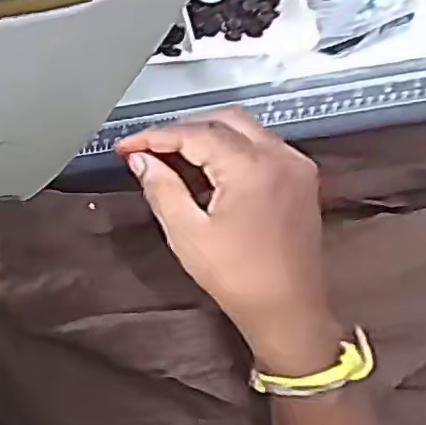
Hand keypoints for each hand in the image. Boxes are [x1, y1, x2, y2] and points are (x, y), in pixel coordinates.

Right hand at [117, 108, 342, 372]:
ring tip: (169, 156)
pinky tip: (205, 168)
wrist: (286, 305)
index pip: (195, 133)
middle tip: (145, 148)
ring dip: (205, 134)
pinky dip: (228, 147)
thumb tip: (141, 160)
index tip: (125, 147)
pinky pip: (260, 146)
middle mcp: (279, 156)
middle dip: (181, 128)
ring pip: (245, 128)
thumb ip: (162, 188)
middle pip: (223, 119)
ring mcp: (295, 165)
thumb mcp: (186, 232)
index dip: (154, 136)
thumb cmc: (235, 275)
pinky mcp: (300, 178)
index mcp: (251, 167)